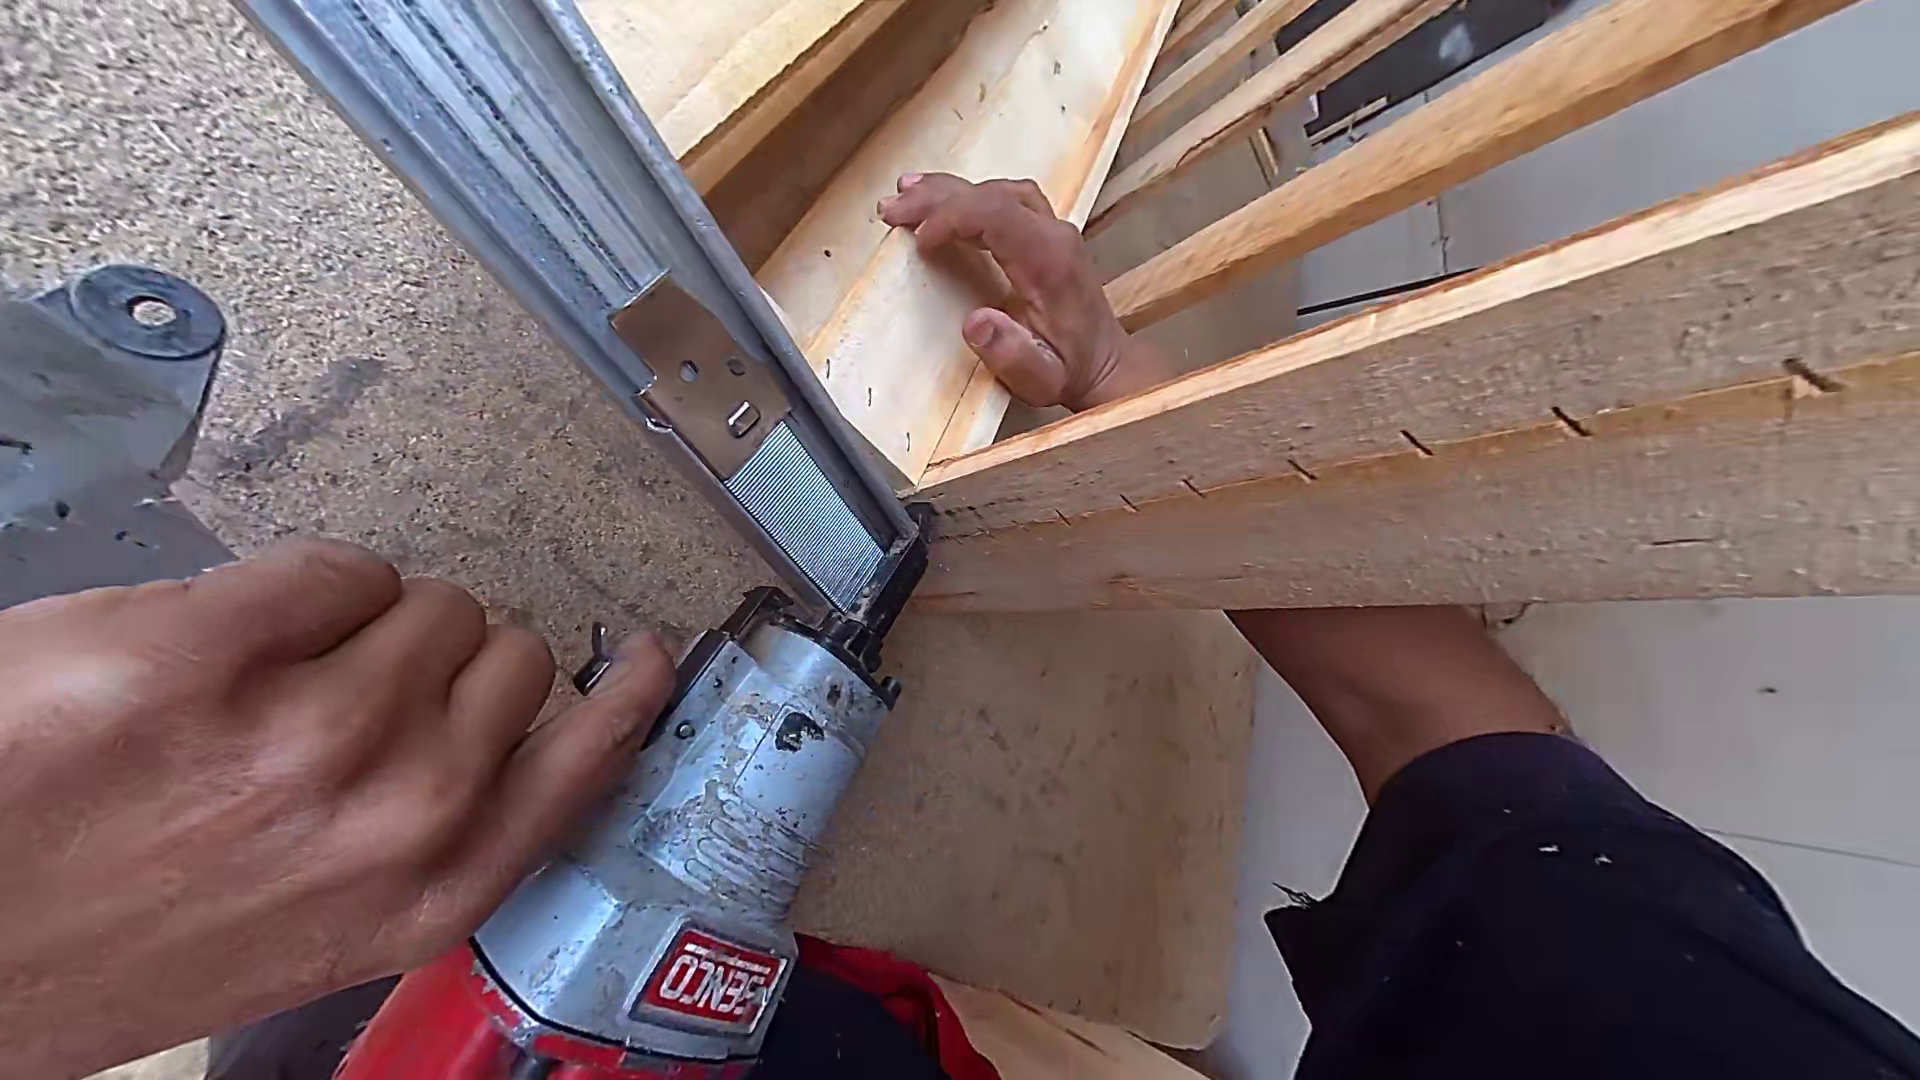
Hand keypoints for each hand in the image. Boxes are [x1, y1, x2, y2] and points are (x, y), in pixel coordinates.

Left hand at [0, 540, 675, 1075]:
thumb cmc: (131, 936)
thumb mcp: (346, 913)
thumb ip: (468, 823)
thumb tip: (534, 719)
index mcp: (442, 880)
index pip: (593, 754)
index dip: (633, 691)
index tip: (651, 653)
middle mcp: (405, 812)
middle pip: (519, 652)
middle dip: (453, 663)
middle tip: (359, 704)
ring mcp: (307, 737)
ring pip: (437, 604)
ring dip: (374, 628)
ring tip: (274, 688)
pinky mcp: (190, 661)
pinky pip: (341, 569)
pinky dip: (299, 591)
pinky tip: (222, 650)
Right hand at [878, 172, 1173, 410]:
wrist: (1104, 366)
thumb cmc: (1069, 372)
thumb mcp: (1040, 378)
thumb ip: (1010, 354)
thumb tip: (975, 323)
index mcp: (1049, 261)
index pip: (994, 214)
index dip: (950, 218)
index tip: (917, 240)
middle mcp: (1055, 235)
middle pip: (990, 194)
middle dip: (936, 198)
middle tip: (892, 210)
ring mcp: (1054, 230)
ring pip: (998, 190)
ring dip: (950, 191)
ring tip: (907, 194)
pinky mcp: (1048, 235)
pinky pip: (1007, 200)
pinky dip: (971, 198)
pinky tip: (945, 201)